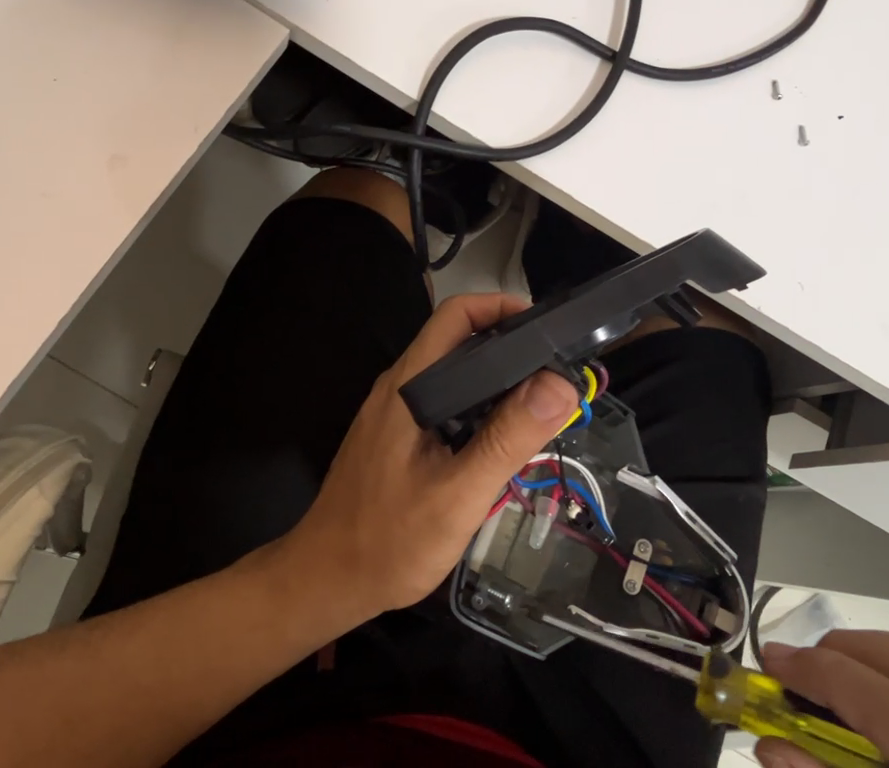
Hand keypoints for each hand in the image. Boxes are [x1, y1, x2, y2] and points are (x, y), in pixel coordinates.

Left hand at [278, 293, 576, 618]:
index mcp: (409, 386)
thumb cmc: (390, 540)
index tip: (549, 331)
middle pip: (458, 341)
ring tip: (542, 406)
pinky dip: (480, 409)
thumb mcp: (459, 494)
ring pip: (454, 376)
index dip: (503, 309)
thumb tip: (560, 385)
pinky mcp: (398, 437)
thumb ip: (508, 438)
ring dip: (498, 381)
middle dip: (510, 347)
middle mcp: (400, 388)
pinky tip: (503, 439)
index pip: (456, 317)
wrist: (328, 580)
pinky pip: (446, 405)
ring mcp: (395, 412)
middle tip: (558, 375)